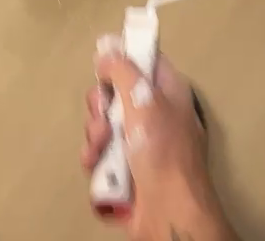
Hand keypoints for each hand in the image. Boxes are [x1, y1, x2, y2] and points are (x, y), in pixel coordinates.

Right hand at [82, 45, 236, 240]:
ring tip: (100, 150)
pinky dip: (95, 159)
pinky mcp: (127, 171)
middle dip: (100, 107)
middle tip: (104, 120)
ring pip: (104, 126)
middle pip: (116, 94)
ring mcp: (141, 145)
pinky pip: (102, 155)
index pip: (145, 61)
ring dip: (95, 137)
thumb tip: (105, 52)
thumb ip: (122, 69)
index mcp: (168, 92)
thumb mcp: (143, 98)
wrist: (169, 213)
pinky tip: (95, 167)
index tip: (102, 65)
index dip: (123, 58)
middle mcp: (155, 114)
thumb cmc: (162, 150)